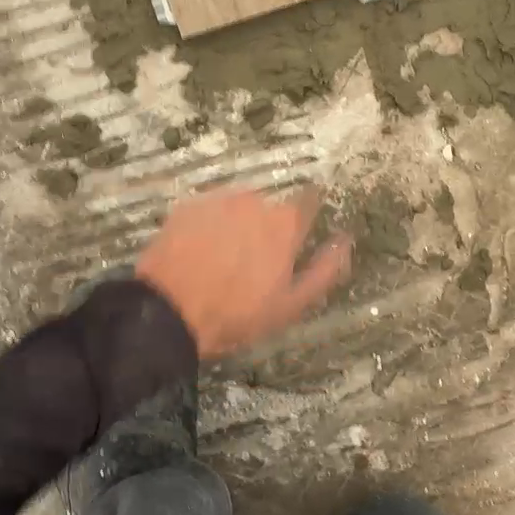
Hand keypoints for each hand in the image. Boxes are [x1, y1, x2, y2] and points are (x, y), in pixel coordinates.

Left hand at [136, 187, 352, 359]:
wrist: (168, 312)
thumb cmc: (236, 315)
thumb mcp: (291, 304)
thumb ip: (325, 270)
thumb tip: (345, 241)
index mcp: (285, 223)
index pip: (309, 201)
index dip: (306, 216)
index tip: (299, 234)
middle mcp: (254, 201)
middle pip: (270, 208)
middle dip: (266, 229)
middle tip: (253, 263)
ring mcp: (218, 200)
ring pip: (237, 208)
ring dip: (236, 225)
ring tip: (223, 260)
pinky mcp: (187, 206)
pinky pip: (208, 211)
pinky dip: (208, 226)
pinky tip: (199, 253)